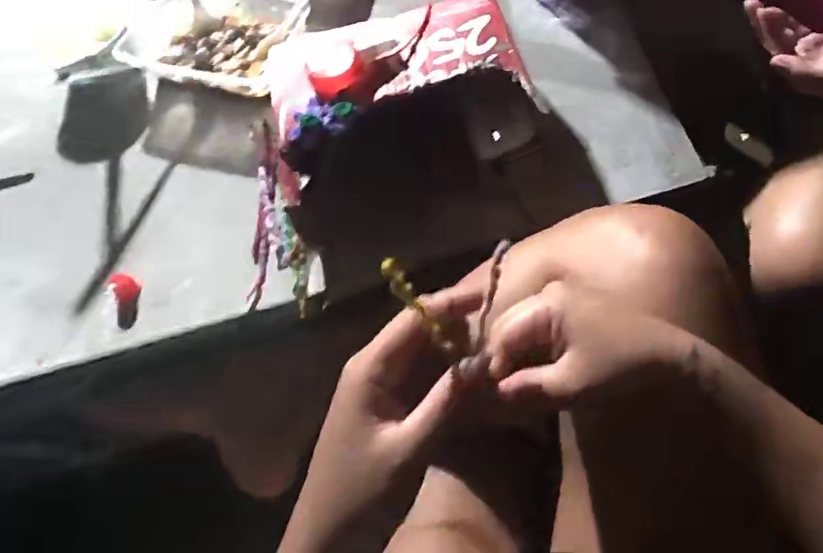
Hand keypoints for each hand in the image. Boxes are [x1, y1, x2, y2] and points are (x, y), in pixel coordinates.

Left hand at [280, 298, 472, 552]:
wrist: (323, 543)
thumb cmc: (359, 496)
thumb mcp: (408, 450)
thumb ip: (445, 403)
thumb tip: (483, 360)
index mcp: (370, 366)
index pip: (414, 316)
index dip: (451, 301)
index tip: (488, 294)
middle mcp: (373, 364)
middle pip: (421, 328)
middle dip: (459, 324)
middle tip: (499, 327)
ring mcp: (380, 383)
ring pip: (425, 350)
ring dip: (456, 348)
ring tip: (494, 347)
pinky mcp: (389, 402)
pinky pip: (422, 374)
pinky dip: (448, 371)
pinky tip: (474, 376)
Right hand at [481, 280, 694, 409]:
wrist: (665, 354)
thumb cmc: (617, 368)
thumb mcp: (570, 385)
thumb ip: (528, 388)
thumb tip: (492, 394)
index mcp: (549, 303)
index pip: (503, 332)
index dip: (492, 365)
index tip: (489, 395)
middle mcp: (552, 289)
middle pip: (510, 321)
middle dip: (500, 355)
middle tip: (497, 390)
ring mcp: (564, 292)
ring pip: (523, 320)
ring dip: (515, 349)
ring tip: (512, 381)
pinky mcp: (574, 302)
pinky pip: (540, 319)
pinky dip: (532, 343)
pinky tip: (533, 367)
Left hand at [745, 0, 822, 103]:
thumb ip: (802, 71)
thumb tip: (774, 61)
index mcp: (797, 73)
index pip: (775, 49)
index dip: (766, 32)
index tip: (759, 13)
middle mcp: (798, 63)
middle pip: (775, 41)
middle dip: (761, 23)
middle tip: (749, 3)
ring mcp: (808, 53)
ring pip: (784, 34)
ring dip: (772, 20)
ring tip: (757, 4)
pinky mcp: (819, 43)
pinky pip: (797, 30)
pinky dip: (786, 21)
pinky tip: (776, 10)